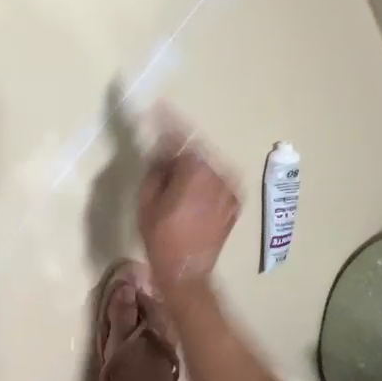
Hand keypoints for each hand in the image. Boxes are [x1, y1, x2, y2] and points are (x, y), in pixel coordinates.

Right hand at [136, 116, 239, 291]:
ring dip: (192, 169)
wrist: (187, 272)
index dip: (168, 121)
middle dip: (180, 152)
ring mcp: (230, 190)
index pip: (181, 136)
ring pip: (207, 168)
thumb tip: (162, 153)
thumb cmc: (161, 238)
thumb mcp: (147, 201)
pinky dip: (204, 184)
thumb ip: (156, 169)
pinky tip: (191, 199)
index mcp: (196, 171)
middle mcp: (219, 175)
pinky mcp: (234, 203)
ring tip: (175, 185)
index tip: (157, 108)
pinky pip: (216, 184)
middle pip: (196, 152)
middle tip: (162, 161)